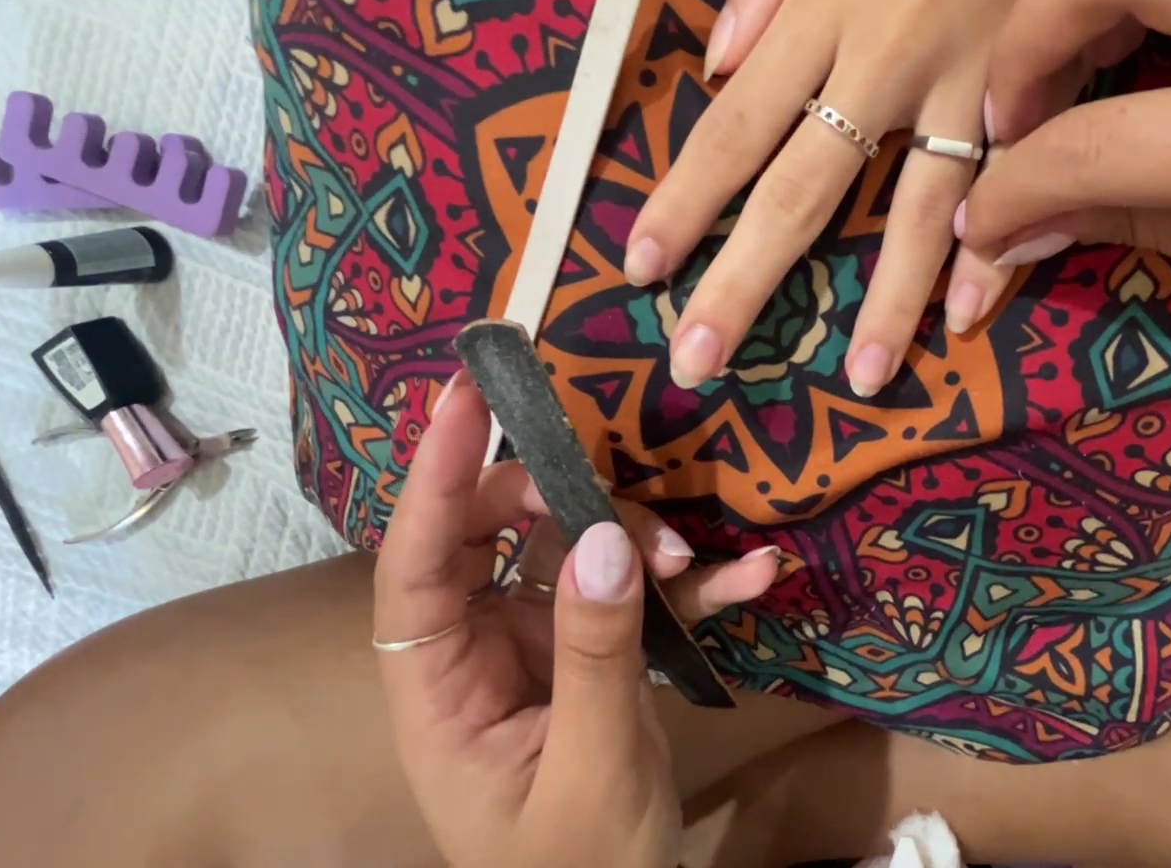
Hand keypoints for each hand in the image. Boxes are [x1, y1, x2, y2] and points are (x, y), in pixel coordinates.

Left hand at [373, 372, 779, 867]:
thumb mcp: (589, 771)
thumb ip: (595, 655)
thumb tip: (605, 536)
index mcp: (442, 688)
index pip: (416, 566)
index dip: (434, 479)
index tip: (467, 399)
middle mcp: (487, 647)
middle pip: (505, 535)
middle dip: (566, 506)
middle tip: (627, 512)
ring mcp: (551, 642)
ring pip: (582, 551)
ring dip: (642, 544)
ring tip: (691, 563)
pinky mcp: (607, 648)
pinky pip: (645, 598)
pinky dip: (696, 586)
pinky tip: (753, 575)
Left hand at [625, 0, 1170, 396]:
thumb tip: (722, 55)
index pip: (733, 125)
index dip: (684, 202)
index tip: (641, 268)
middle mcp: (888, 55)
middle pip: (800, 190)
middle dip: (744, 282)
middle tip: (702, 360)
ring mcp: (973, 75)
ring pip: (913, 209)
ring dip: (880, 300)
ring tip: (859, 378)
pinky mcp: (1049, 78)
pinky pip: (1016, 179)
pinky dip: (997, 249)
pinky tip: (970, 317)